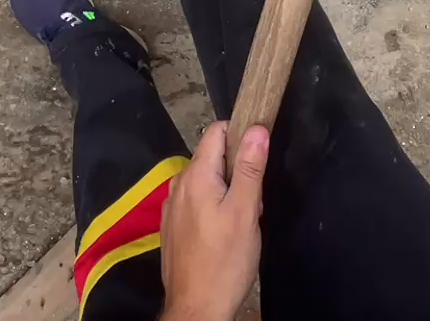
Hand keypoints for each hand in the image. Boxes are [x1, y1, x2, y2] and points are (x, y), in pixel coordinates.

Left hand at [159, 121, 268, 320]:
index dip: (240, 135)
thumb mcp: (245, 211)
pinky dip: (213, 207)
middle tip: (253, 202)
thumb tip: (257, 127)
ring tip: (242, 221)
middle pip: (212, 156)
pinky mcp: (172, 226)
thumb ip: (250, 167)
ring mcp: (172, 206)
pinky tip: (224, 235)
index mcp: (195, 174)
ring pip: (206, 180)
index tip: (258, 159)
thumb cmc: (224, 261)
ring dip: (226, 191)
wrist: (196, 312)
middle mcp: (179, 184)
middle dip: (237, 170)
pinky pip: (196, 201)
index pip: (217, 130)